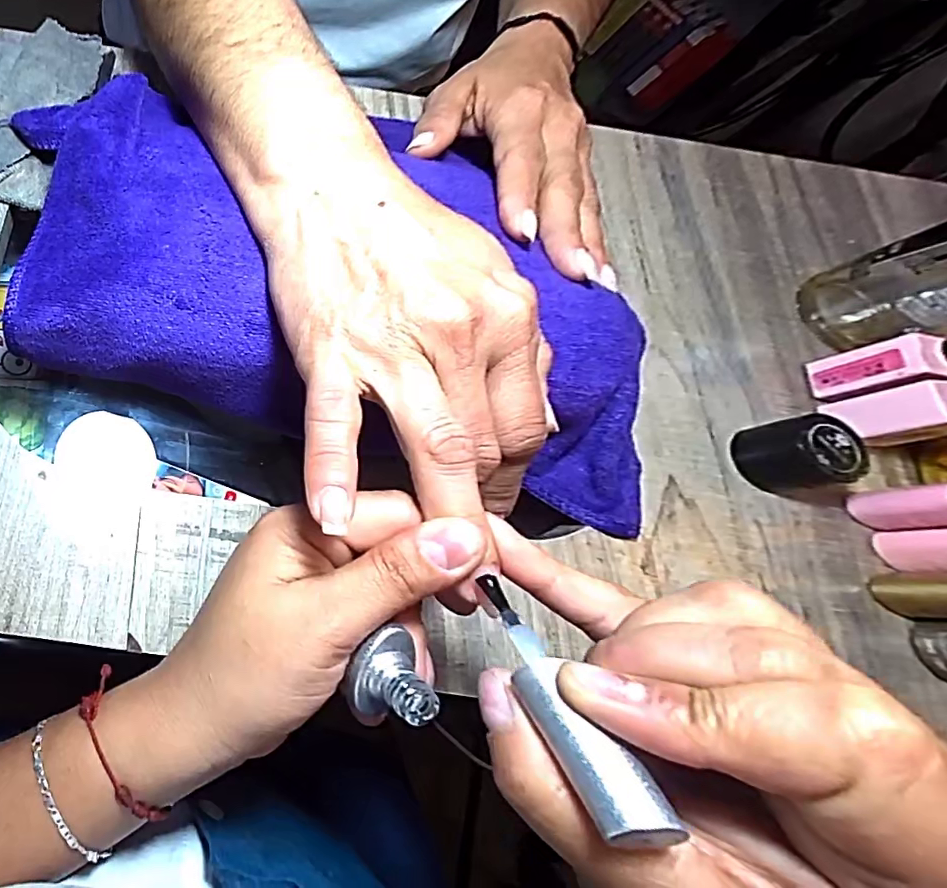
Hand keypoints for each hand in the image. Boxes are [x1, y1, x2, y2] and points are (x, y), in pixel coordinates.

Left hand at [147, 501, 488, 767]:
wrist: (208, 720)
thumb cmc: (247, 669)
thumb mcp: (327, 620)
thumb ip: (394, 576)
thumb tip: (460, 534)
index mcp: (300, 525)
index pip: (391, 511)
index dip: (440, 547)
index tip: (475, 592)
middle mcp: (308, 542)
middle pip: (396, 550)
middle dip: (417, 601)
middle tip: (418, 644)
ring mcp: (313, 577)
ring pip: (392, 589)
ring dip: (402, 631)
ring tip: (390, 667)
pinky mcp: (320, 609)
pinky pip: (373, 613)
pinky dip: (385, 643)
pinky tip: (378, 672)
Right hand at [263, 169, 551, 530]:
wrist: (327, 192)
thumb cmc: (399, 226)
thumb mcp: (485, 266)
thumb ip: (515, 337)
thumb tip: (532, 403)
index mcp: (506, 314)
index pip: (527, 422)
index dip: (515, 478)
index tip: (496, 508)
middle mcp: (459, 336)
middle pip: (486, 446)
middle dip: (482, 511)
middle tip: (472, 560)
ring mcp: (390, 347)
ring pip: (428, 446)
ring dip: (433, 515)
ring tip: (431, 567)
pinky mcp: (329, 352)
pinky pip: (336, 424)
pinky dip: (333, 475)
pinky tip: (334, 519)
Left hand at [408, 20, 613, 289]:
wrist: (536, 54)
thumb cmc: (491, 78)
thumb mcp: (454, 89)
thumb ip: (437, 120)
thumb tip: (420, 149)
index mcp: (524, 113)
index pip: (522, 160)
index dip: (522, 197)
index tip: (521, 231)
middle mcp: (559, 131)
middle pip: (564, 186)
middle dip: (568, 232)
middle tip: (570, 269)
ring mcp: (577, 148)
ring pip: (585, 198)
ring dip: (589, 239)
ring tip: (592, 277)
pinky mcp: (582, 163)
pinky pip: (591, 202)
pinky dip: (595, 235)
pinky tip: (596, 265)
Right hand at [482, 521, 946, 886]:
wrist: (775, 881)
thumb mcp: (670, 885)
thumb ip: (583, 811)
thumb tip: (506, 703)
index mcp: (908, 823)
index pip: (826, 726)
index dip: (694, 710)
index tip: (589, 704)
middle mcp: (872, 732)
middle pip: (756, 652)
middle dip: (635, 670)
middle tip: (573, 708)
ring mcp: (812, 682)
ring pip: (712, 614)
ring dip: (617, 639)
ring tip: (579, 685)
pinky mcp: (738, 654)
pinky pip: (663, 600)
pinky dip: (577, 580)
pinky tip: (517, 557)